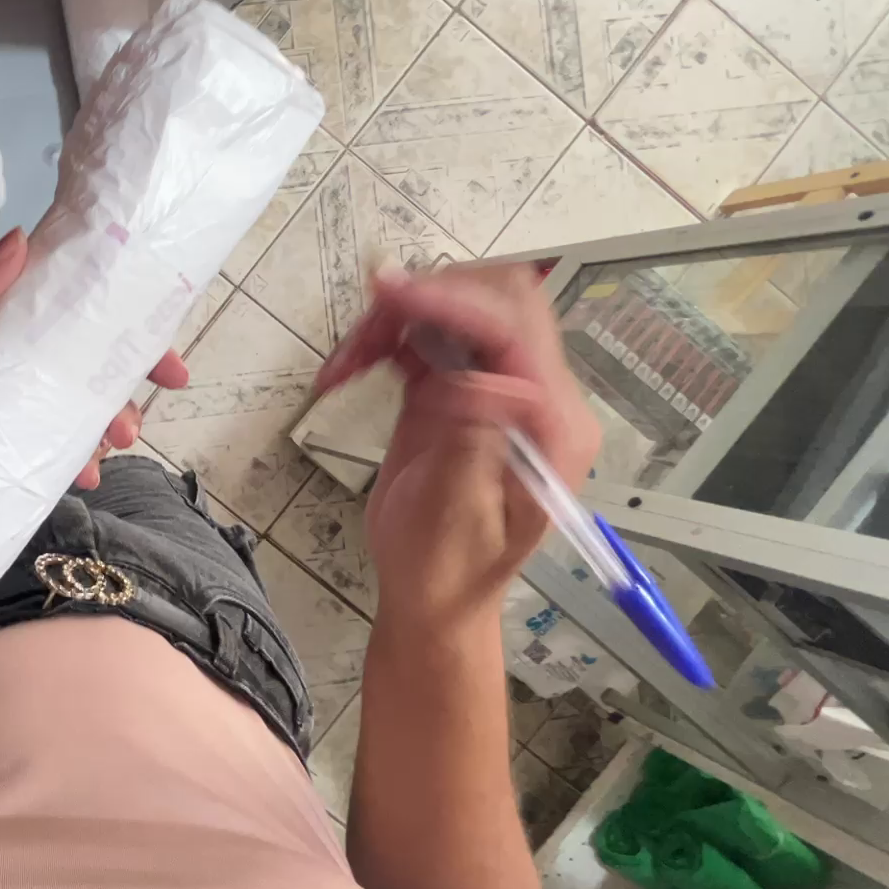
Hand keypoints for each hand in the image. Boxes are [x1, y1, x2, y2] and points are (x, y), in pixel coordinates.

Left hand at [0, 227, 188, 553]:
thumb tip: (22, 239)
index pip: (70, 308)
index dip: (121, 321)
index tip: (161, 347)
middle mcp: (12, 362)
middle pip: (85, 364)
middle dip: (123, 387)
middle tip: (137, 420)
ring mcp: (11, 408)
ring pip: (77, 409)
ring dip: (104, 428)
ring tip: (106, 454)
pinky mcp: (5, 449)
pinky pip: (55, 450)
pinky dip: (77, 461)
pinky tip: (83, 478)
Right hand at [313, 265, 598, 629]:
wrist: (430, 591)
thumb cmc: (447, 567)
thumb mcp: (459, 516)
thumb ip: (474, 445)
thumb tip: (485, 380)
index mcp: (548, 423)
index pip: (512, 332)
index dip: (454, 304)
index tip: (388, 297)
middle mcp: (525, 393)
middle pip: (490, 304)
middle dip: (423, 302)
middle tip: (361, 330)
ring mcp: (484, 388)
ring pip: (446, 314)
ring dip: (389, 324)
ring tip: (340, 367)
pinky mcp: (446, 392)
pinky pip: (416, 342)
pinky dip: (376, 345)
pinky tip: (344, 372)